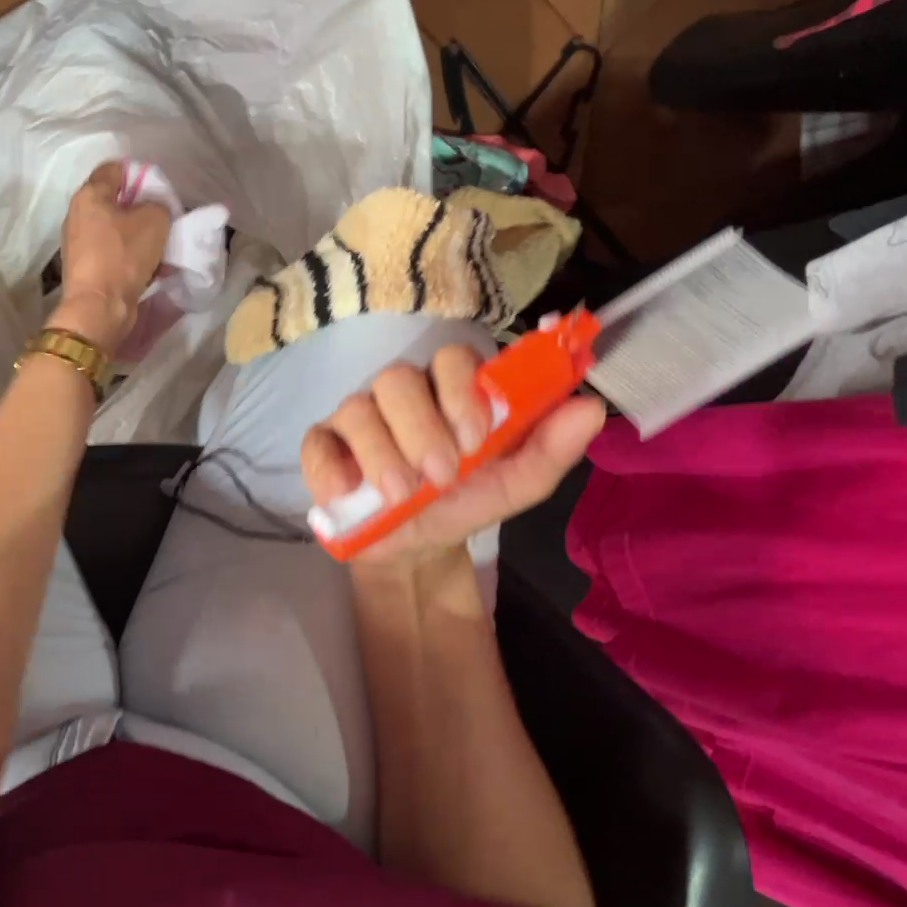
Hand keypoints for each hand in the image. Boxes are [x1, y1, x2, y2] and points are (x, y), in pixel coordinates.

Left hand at [47, 162, 171, 352]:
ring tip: (161, 248)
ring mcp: (78, 245)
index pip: (113, 169)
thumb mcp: (155, 219)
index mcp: (89, 195)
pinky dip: (130, 258)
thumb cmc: (123, 255)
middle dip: (141, 209)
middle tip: (163, 219)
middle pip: (114, 202)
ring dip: (139, 237)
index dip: (138, 173)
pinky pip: (113, 255)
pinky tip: (151, 269)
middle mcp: (77, 216)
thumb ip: (158, 204)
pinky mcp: (85, 270)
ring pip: (115, 231)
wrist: (99, 308)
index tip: (157, 190)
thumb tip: (154, 209)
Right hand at [301, 346, 605, 565]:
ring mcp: (356, 418)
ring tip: (399, 495)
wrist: (417, 546)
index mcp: (450, 391)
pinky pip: (316, 443)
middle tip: (440, 477)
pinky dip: (329, 467)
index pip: (451, 359)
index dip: (460, 392)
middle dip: (420, 428)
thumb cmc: (465, 502)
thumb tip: (590, 408)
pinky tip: (347, 493)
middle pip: (398, 379)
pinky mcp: (321, 447)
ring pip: (357, 409)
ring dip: (381, 453)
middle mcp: (400, 395)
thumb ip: (550, 448)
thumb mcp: (516, 483)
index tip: (475, 439)